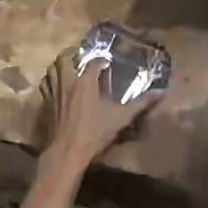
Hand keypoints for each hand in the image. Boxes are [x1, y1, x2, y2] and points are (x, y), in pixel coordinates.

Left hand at [40, 52, 159, 169]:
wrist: (67, 152)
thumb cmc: (94, 133)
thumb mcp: (121, 118)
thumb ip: (141, 104)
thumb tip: (162, 92)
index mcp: (85, 81)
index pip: (94, 63)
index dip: (102, 62)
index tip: (108, 64)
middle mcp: (67, 81)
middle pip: (66, 59)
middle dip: (74, 55)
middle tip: (83, 59)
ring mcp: (53, 92)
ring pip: (52, 70)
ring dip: (60, 65)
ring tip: (69, 68)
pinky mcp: (45, 104)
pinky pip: (46, 86)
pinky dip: (51, 81)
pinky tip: (57, 87)